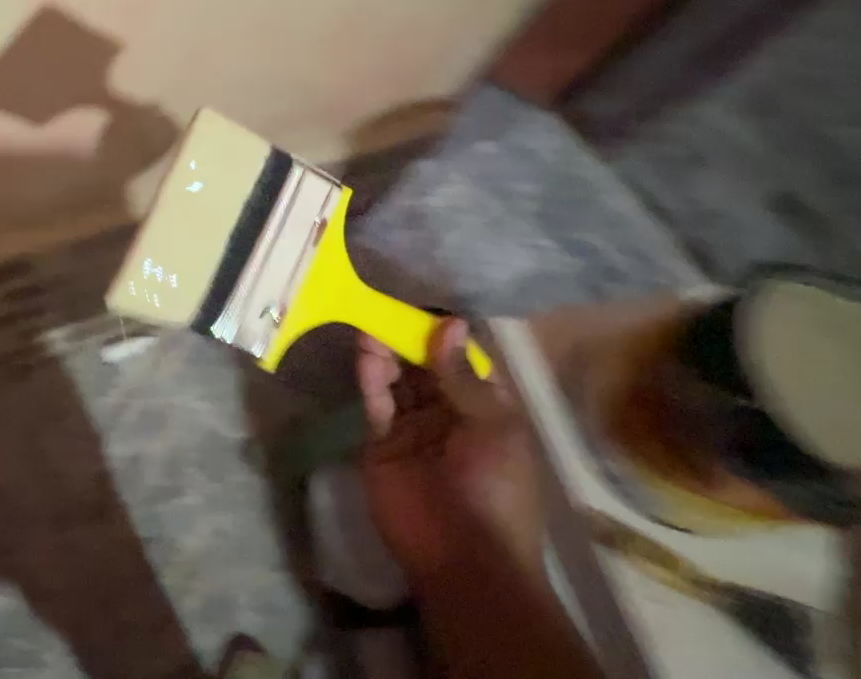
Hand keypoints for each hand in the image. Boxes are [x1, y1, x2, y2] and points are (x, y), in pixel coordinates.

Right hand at [357, 319, 542, 577]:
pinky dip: (371, 377)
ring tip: (370, 326)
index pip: (462, 359)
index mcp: (485, 408)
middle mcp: (447, 412)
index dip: (444, 333)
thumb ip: (462, 375)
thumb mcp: (492, 427)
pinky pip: (376, 401)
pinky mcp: (381, 441)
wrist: (463, 557)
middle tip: (384, 307)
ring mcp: (412, 427)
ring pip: (397, 379)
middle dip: (407, 337)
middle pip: (424, 364)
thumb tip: (451, 323)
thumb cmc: (493, 488)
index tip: (422, 304)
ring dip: (386, 352)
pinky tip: (366, 356)